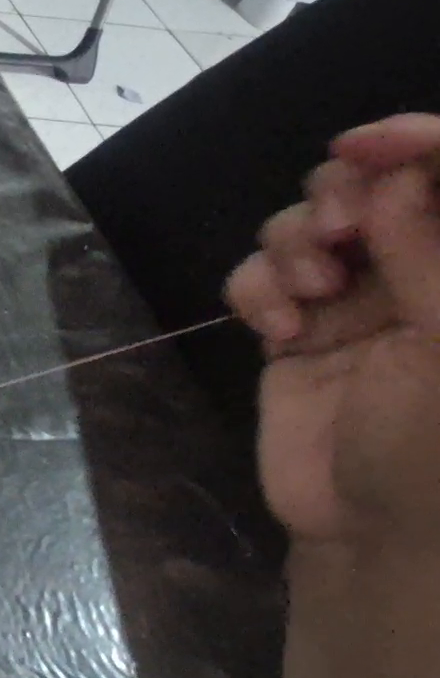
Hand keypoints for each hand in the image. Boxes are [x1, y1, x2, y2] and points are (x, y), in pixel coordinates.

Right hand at [226, 115, 439, 545]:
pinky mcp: (295, 326)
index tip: (363, 146)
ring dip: (293, 249)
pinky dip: (256, 292)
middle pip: (375, 186)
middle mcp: (431, 273)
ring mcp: (362, 300)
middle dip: (342, 199)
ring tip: (304, 297)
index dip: (420, 145)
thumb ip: (434, 258)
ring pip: (308, 226)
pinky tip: (277, 329)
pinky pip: (258, 277)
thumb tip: (396, 173)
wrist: (377, 531)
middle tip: (339, 236)